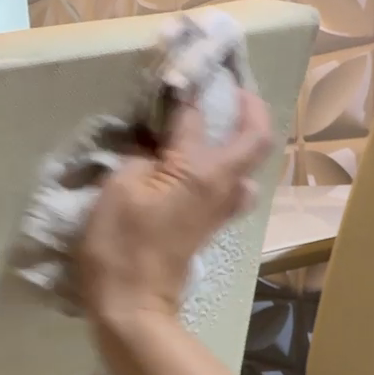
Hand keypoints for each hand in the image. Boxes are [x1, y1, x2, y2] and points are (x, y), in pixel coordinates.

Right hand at [78, 95, 276, 331]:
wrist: (132, 305)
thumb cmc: (120, 246)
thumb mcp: (117, 190)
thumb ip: (139, 158)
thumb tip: (153, 151)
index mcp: (200, 168)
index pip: (197, 114)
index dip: (186, 88)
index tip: (178, 69)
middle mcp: (221, 184)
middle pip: (256, 138)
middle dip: (249, 108)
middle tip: (231, 93)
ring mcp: (218, 210)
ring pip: (247, 168)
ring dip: (240, 145)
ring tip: (217, 135)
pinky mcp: (207, 229)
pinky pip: (229, 190)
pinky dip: (223, 172)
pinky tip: (199, 173)